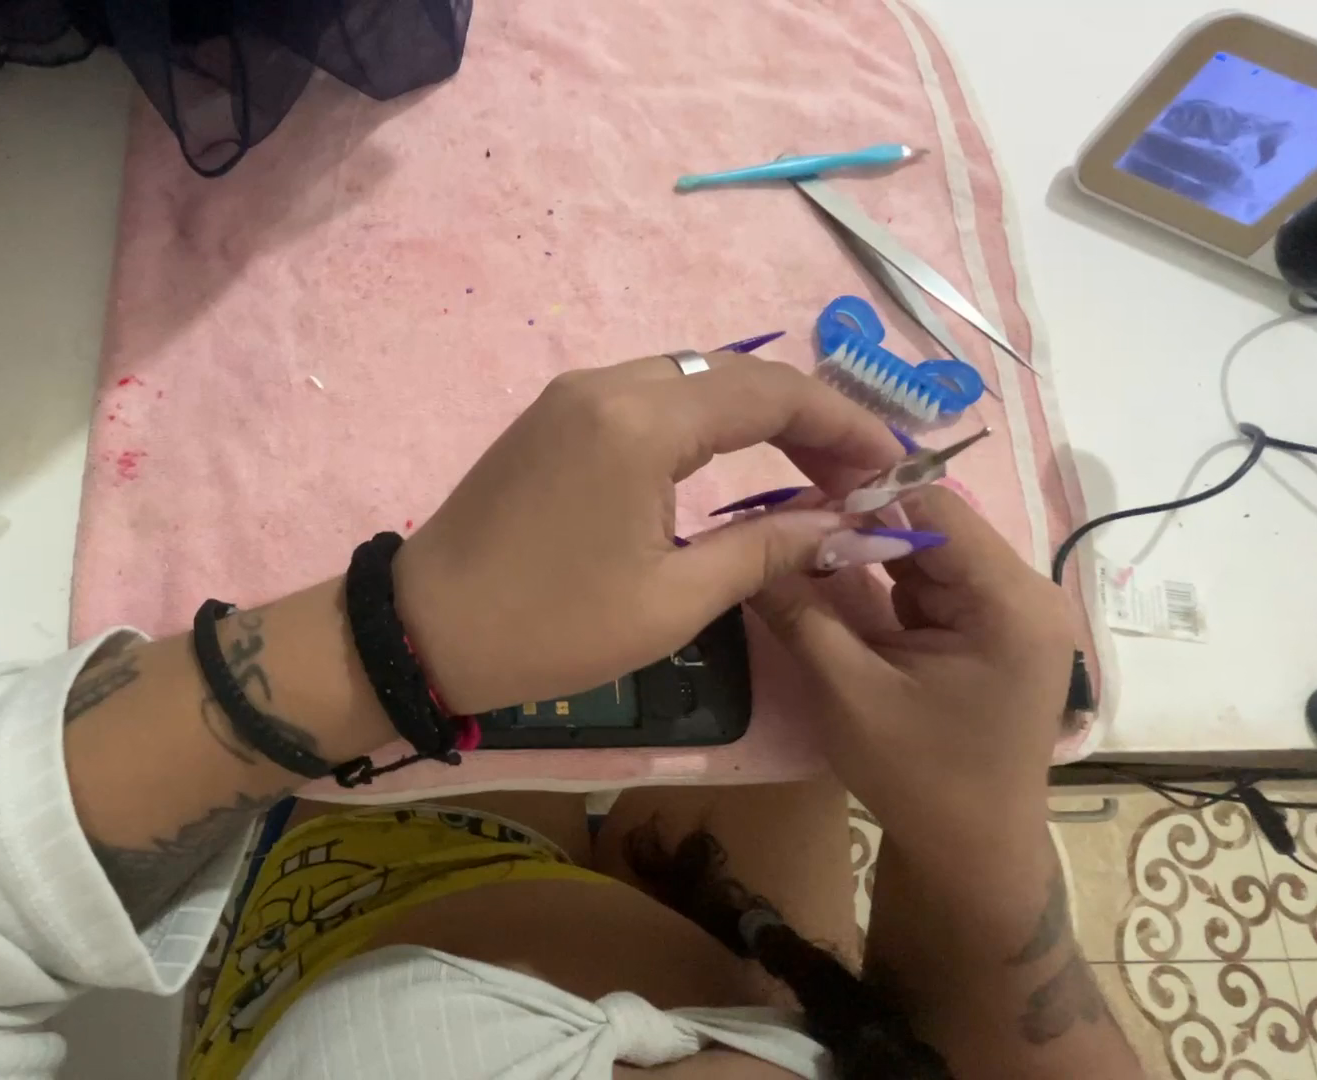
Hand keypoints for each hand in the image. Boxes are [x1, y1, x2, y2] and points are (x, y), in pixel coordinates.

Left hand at [393, 352, 902, 713]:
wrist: (425, 630)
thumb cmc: (549, 627)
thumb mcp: (672, 601)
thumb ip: (763, 548)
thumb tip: (838, 522)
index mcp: (637, 421)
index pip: (769, 392)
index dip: (844, 423)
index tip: (891, 464)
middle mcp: (602, 384)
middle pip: (728, 375)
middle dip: (799, 416)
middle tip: (848, 474)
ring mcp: (566, 396)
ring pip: (683, 381)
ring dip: (745, 415)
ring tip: (797, 468)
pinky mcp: (546, 419)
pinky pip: (639, 399)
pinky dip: (693, 422)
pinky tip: (720, 462)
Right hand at [751, 487, 1073, 863]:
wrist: (968, 849)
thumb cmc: (918, 774)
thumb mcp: (847, 689)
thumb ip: (798, 611)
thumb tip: (742, 546)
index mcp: (1007, 603)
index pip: (934, 507)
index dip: (862, 490)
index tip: (790, 494)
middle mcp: (1017, 593)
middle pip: (926, 524)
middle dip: (851, 519)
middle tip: (778, 518)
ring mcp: (1000, 610)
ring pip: (917, 548)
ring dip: (856, 545)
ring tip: (791, 537)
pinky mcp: (978, 627)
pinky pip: (918, 580)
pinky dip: (870, 573)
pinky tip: (824, 571)